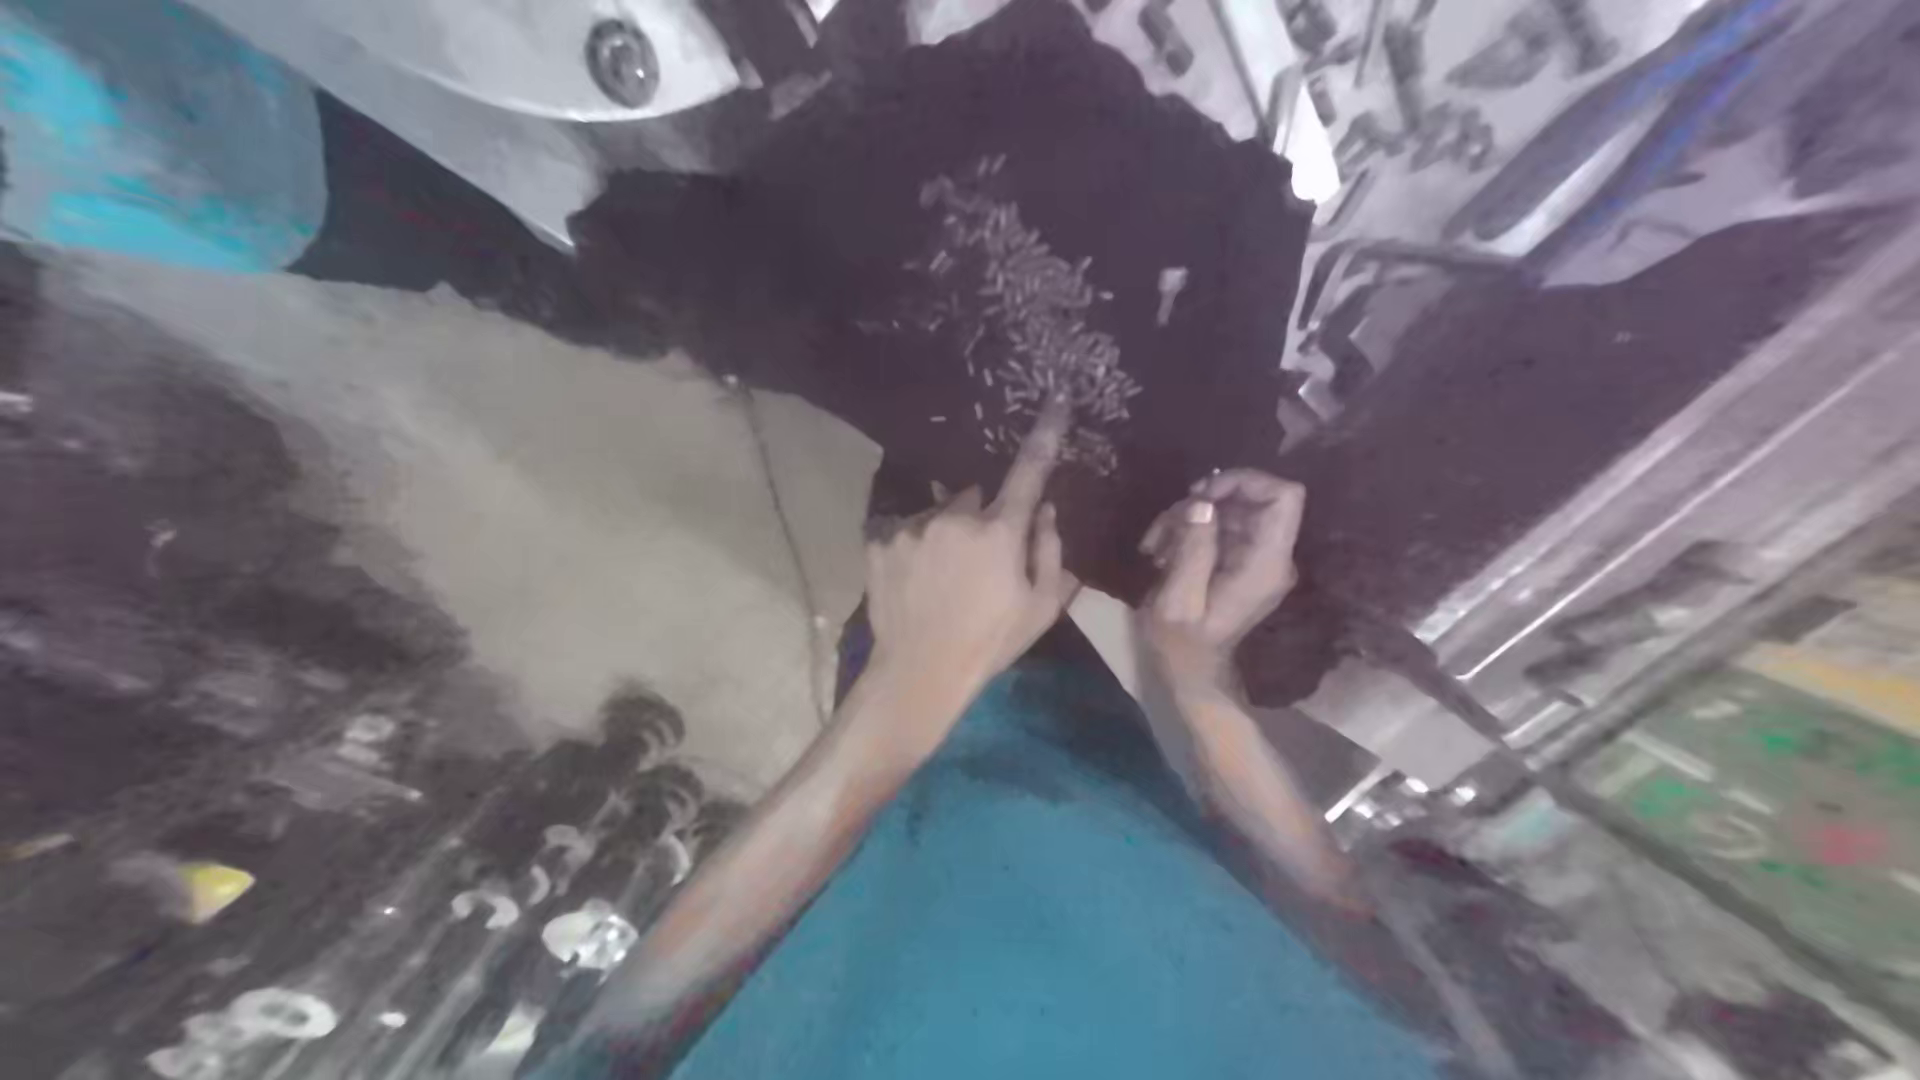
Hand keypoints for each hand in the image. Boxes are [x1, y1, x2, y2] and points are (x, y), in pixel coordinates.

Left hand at [862, 400, 1080, 743]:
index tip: (1055, 402)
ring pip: (937, 511)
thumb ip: (1050, 550)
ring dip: (944, 529)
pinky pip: (905, 527)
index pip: (1028, 472)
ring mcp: (911, 526)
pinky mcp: (879, 541)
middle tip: (980, 562)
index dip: (1045, 436)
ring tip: (941, 575)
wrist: (919, 672)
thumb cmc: (989, 642)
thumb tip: (1046, 509)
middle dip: (981, 517)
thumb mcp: (1040, 607)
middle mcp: (953, 516)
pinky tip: (914, 577)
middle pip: (973, 497)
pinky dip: (914, 543)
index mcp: (998, 532)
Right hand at [1138, 470, 1305, 695]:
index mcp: (1266, 564)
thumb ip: (1193, 549)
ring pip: (1228, 511)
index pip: (1285, 496)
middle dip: (1202, 503)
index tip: (1202, 495)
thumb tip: (1201, 504)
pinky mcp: (1239, 561)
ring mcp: (1256, 558)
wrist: (1191, 673)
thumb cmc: (1182, 644)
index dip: (1245, 481)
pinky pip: (1219, 528)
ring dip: (1186, 519)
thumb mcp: (1178, 600)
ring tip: (1155, 546)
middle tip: (1166, 524)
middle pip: (1251, 498)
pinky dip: (1188, 531)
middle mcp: (1271, 556)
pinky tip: (1161, 552)